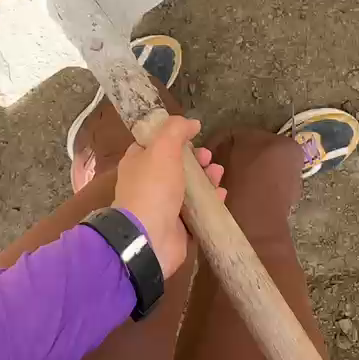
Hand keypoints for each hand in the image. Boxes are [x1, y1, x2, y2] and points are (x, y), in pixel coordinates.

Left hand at [111, 114, 225, 276]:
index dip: (175, 139)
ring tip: (218, 173)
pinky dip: (210, 201)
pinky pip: (198, 211)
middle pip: (176, 165)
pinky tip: (221, 195)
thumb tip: (192, 122)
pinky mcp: (178, 227)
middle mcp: (148, 183)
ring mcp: (163, 206)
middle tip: (209, 158)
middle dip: (196, 159)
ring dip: (206, 178)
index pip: (155, 145)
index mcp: (137, 162)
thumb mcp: (163, 147)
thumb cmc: (153, 186)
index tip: (192, 137)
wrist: (150, 237)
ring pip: (189, 188)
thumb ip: (176, 129)